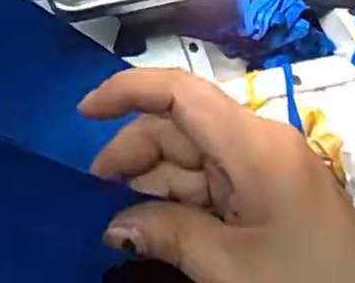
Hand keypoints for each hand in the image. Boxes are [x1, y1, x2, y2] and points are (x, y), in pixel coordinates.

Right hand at [81, 68, 354, 282]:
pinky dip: (181, 195)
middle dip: (136, 147)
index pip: (181, 92)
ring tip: (116, 205)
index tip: (85, 110)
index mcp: (253, 142)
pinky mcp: (270, 188)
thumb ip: (170, 234)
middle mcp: (257, 139)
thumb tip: (115, 224)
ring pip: (194, 151)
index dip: (129, 90)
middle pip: (183, 123)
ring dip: (154, 175)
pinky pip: (214, 178)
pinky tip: (154, 216)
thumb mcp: (233, 269)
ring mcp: (265, 163)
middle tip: (94, 188)